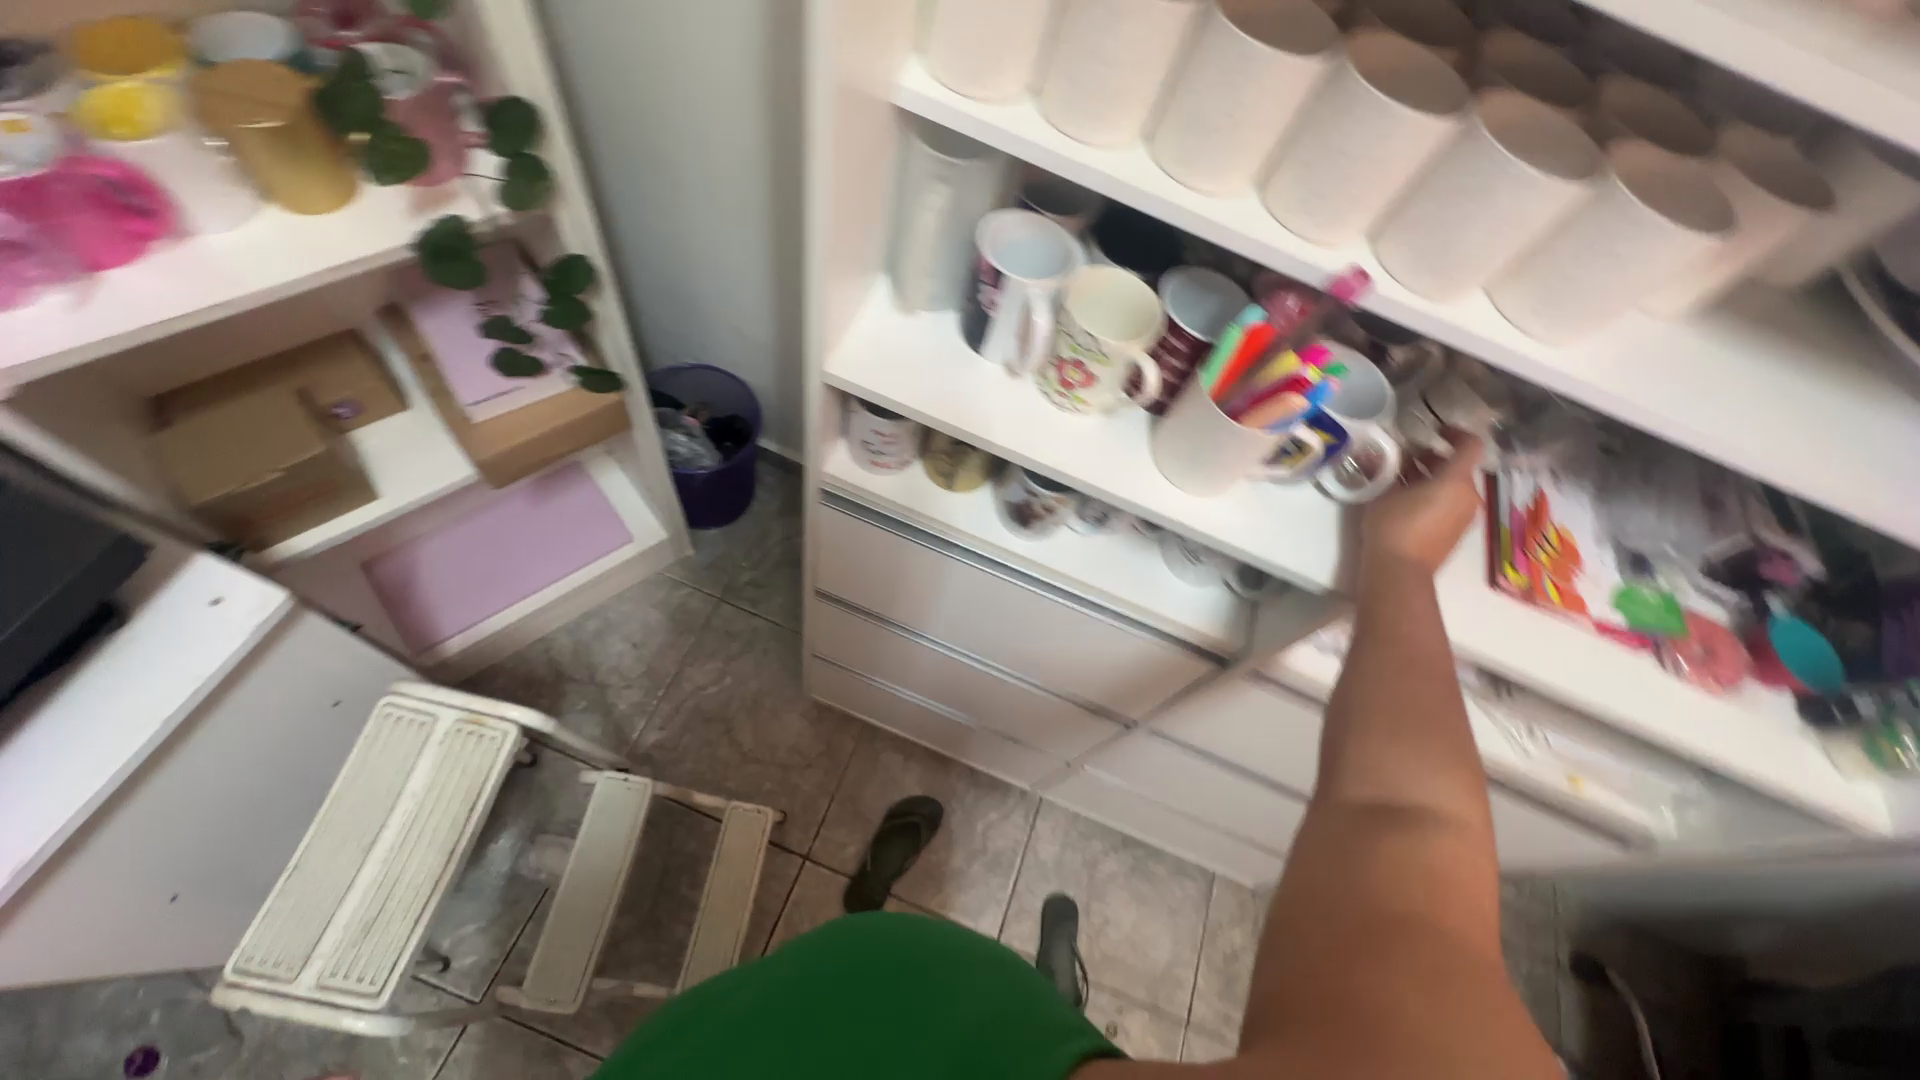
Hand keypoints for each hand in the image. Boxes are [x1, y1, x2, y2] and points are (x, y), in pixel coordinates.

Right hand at [1360, 429, 1485, 576]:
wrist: (1400, 571)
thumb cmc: (1392, 526)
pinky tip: (1407, 502)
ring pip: (1453, 486)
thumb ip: (1397, 472)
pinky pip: (1450, 504)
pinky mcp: (1456, 532)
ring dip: (1432, 478)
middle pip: (1459, 467)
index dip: (1456, 432)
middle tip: (1405, 458)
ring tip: (1402, 481)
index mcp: (1456, 481)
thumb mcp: (1386, 493)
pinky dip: (1434, 496)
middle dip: (1434, 459)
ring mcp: (1465, 516)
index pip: (1471, 445)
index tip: (1434, 430)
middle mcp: (1469, 496)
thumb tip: (1402, 461)